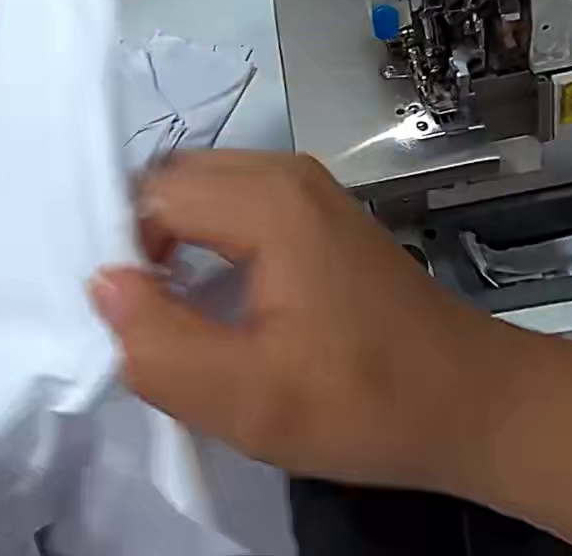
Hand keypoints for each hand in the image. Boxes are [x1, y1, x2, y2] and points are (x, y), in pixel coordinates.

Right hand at [89, 151, 525, 490]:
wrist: (468, 396)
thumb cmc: (367, 400)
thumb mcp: (252, 402)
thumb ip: (161, 347)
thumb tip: (102, 284)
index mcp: (270, 201)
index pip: (155, 195)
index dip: (124, 251)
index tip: (126, 315)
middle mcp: (283, 170)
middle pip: (174, 178)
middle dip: (142, 236)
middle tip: (144, 311)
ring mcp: (301, 179)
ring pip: (199, 183)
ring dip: (170, 233)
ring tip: (171, 302)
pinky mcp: (310, 200)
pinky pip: (230, 193)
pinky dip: (202, 228)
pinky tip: (209, 284)